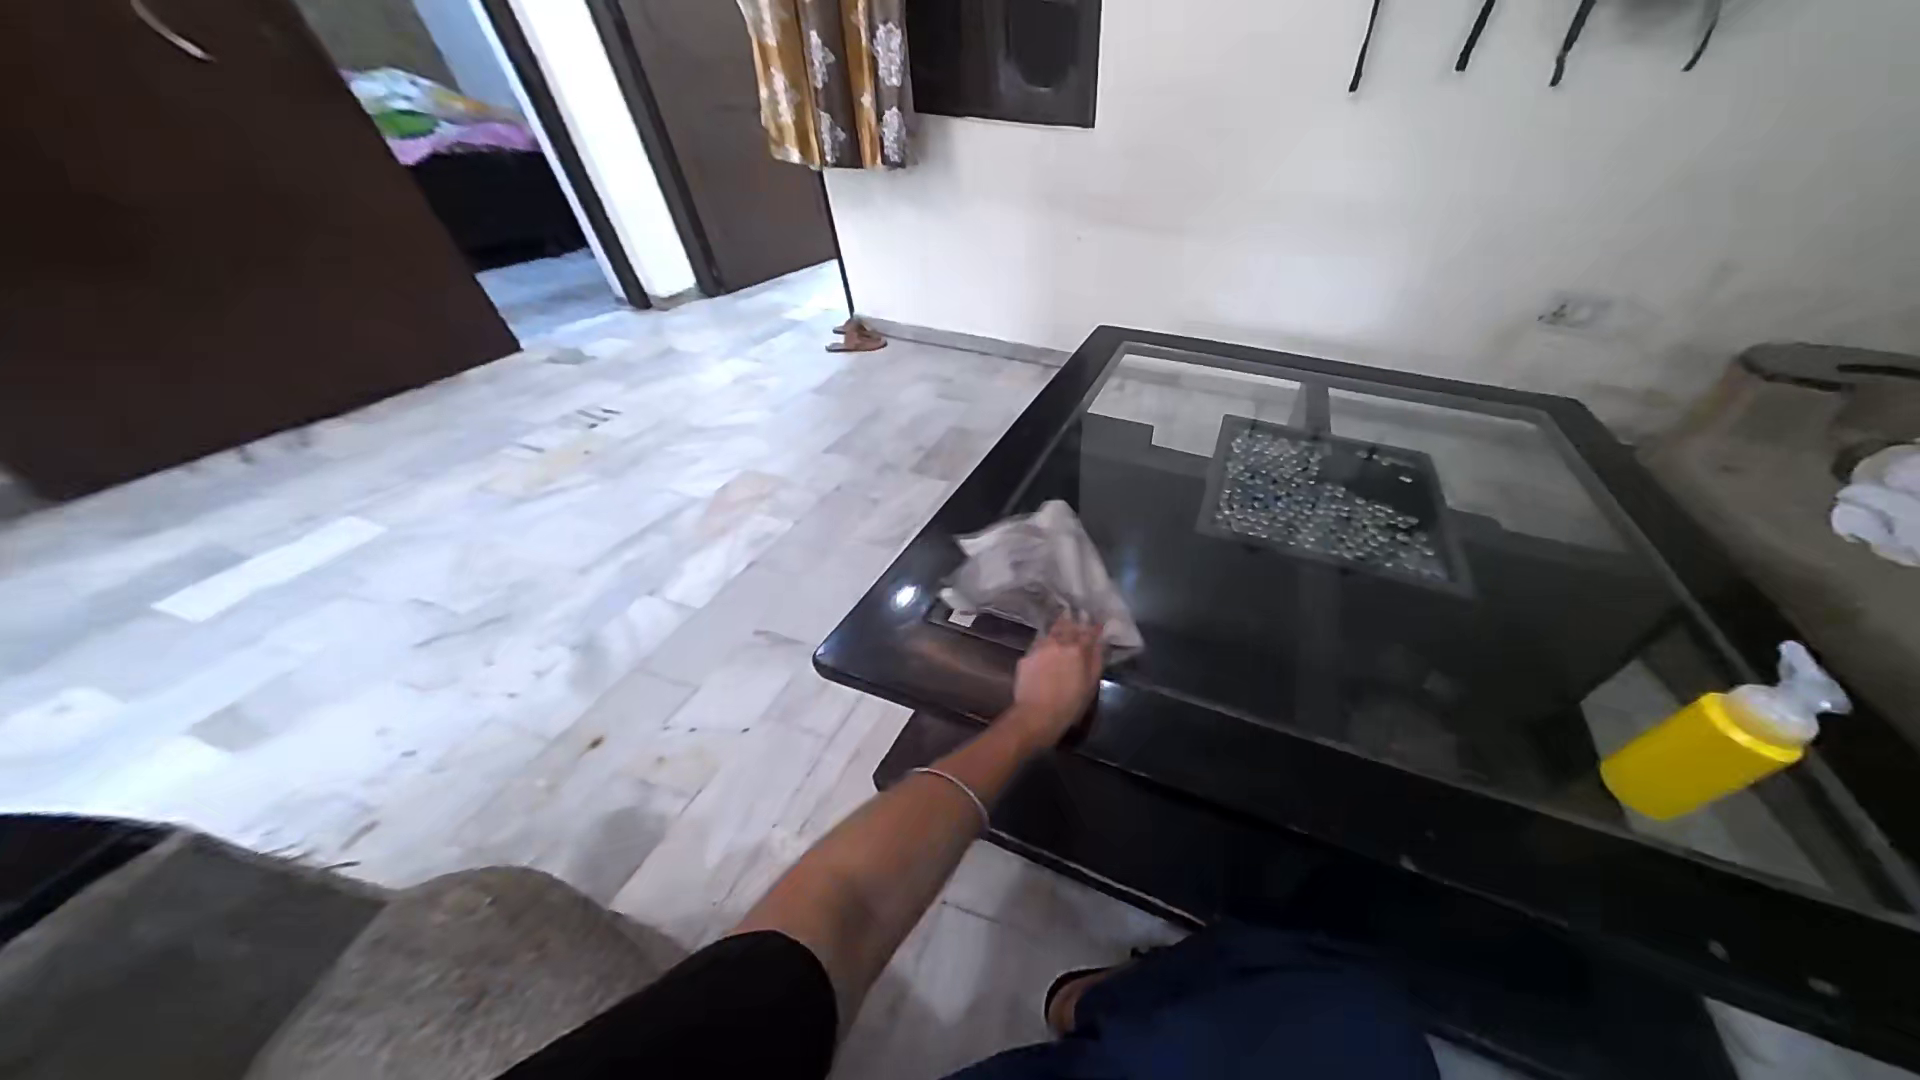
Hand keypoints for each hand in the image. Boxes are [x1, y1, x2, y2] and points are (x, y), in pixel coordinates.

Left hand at [1007, 616, 1104, 746]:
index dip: (1094, 627)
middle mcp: (1058, 643)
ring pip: (1051, 631)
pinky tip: (1046, 643)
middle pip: (1068, 625)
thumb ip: (1095, 661)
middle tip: (1078, 614)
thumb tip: (1099, 644)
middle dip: (1075, 620)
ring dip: (1059, 626)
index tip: (1098, 623)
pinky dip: (1046, 640)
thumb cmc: (1069, 704)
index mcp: (1077, 650)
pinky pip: (1039, 642)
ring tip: (1063, 621)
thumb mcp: (1090, 684)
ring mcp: (1040, 647)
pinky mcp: (1026, 655)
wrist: (1036, 714)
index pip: (1089, 632)